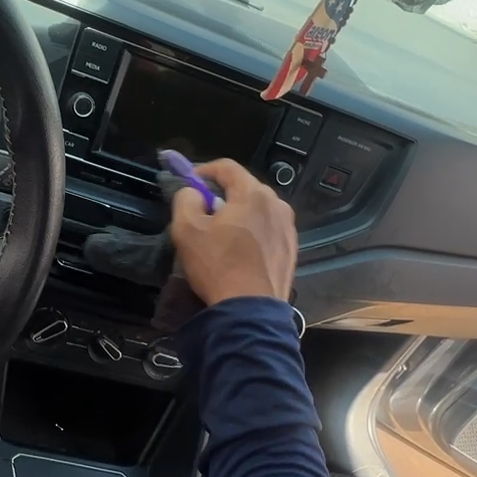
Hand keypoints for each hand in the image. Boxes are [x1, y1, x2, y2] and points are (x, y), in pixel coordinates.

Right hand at [170, 158, 296, 305]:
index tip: (189, 182)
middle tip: (202, 211)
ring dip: (238, 215)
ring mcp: (288, 228)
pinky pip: (267, 230)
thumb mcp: (186, 230)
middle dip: (221, 194)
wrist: (250, 310)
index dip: (204, 170)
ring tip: (221, 234)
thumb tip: (193, 193)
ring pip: (257, 210)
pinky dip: (252, 233)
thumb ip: (185, 200)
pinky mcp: (291, 250)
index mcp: (253, 193)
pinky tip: (239, 252)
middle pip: (244, 188)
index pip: (227, 167)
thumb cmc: (218, 265)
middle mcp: (277, 204)